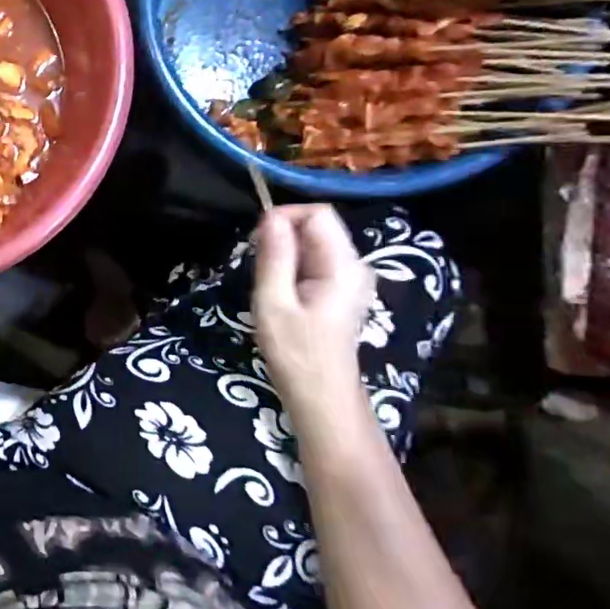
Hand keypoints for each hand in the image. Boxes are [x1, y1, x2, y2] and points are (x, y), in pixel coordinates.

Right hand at [251, 205, 374, 413]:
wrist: (321, 394)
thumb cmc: (296, 350)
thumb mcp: (274, 302)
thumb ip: (274, 257)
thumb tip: (270, 217)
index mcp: (343, 266)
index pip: (318, 214)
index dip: (284, 216)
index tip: (256, 239)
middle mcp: (354, 266)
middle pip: (315, 226)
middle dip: (280, 235)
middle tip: (256, 265)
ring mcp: (349, 278)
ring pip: (311, 243)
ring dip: (282, 252)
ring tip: (267, 281)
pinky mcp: (338, 289)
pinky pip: (311, 260)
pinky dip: (289, 265)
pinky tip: (277, 290)